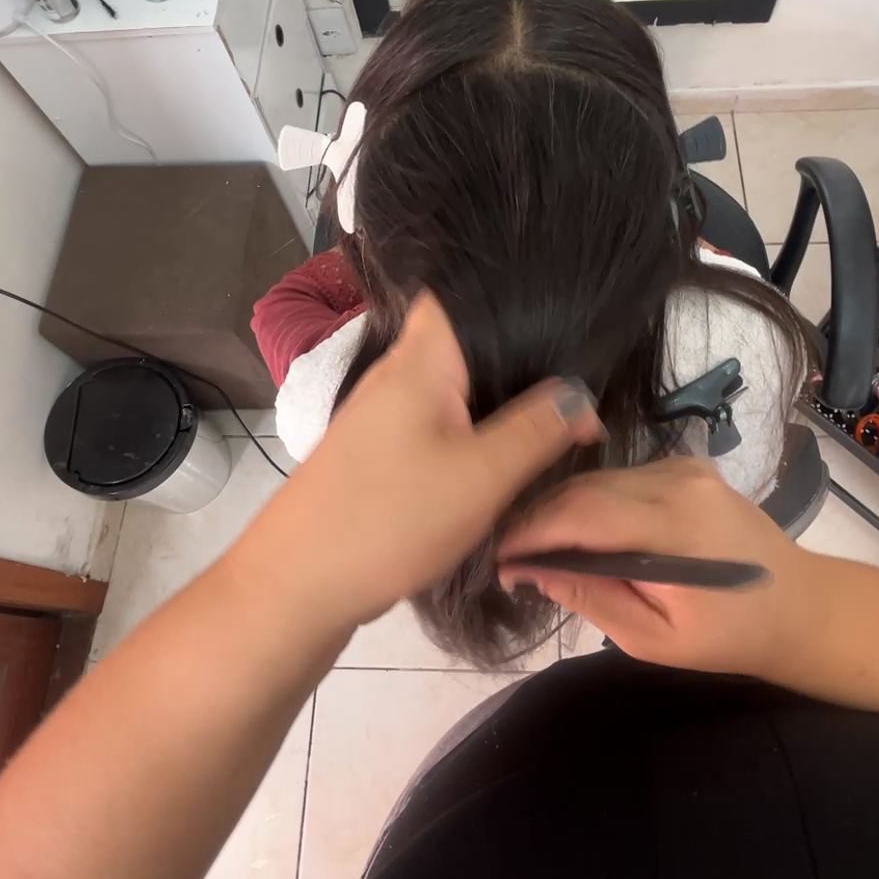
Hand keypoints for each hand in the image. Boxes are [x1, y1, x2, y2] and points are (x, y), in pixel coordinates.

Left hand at [227, 293, 603, 631]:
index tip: (561, 319)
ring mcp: (381, 413)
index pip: (460, 293)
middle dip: (517, 358)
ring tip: (548, 415)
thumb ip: (537, 430)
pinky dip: (468, 431)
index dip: (509, 297)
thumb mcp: (482, 476)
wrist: (296, 585)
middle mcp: (396, 374)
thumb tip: (581, 398)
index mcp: (420, 359)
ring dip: (494, 401)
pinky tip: (497, 454)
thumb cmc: (391, 518)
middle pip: (464, 343)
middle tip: (573, 379)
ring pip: (451, 387)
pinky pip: (434, 422)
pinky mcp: (376, 450)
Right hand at [498, 457, 818, 678]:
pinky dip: (592, 500)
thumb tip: (531, 570)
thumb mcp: (654, 638)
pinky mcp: (685, 465)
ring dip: (562, 509)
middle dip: (539, 519)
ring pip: (597, 479)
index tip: (500, 556)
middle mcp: (678, 482)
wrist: (800, 605)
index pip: (584, 513)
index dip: (533, 530)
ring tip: (539, 545)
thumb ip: (592, 597)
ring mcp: (684, 467)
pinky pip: (620, 477)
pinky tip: (582, 529)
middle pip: (584, 490)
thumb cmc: (728, 636)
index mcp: (677, 529)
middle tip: (512, 555)